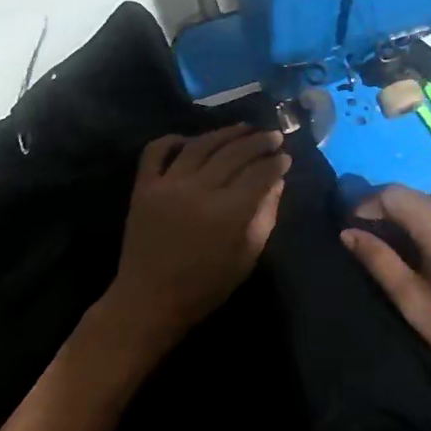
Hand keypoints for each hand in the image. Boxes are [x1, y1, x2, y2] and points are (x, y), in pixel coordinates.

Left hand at [106, 124, 289, 348]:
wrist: (149, 301)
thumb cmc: (205, 286)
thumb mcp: (247, 257)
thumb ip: (265, 215)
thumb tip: (276, 182)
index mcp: (228, 212)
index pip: (259, 174)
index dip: (276, 163)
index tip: (286, 157)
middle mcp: (199, 190)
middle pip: (234, 154)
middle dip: (259, 142)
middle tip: (274, 136)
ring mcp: (167, 185)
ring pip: (201, 145)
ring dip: (225, 133)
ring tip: (244, 128)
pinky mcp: (143, 187)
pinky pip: (156, 152)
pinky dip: (173, 140)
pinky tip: (191, 140)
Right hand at [341, 186, 430, 407]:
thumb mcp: (415, 303)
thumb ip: (380, 262)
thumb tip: (348, 233)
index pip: (395, 194)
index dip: (366, 204)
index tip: (349, 227)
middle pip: (416, 198)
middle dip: (385, 211)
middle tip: (364, 240)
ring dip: (407, 221)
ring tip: (388, 251)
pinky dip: (429, 229)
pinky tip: (421, 257)